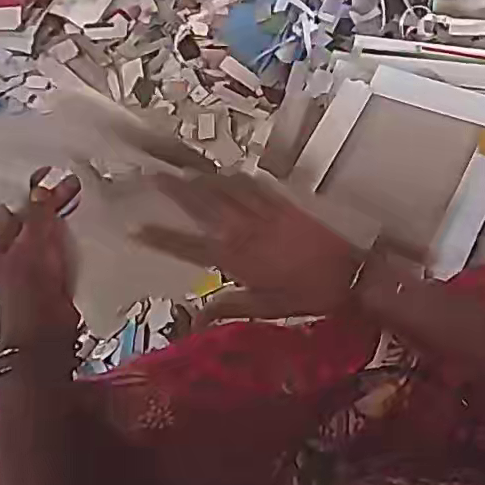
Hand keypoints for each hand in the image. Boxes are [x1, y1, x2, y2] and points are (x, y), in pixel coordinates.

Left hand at [0, 168, 82, 354]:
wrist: (45, 336)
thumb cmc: (31, 292)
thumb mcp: (33, 248)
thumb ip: (38, 217)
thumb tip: (43, 187)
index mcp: (1, 241)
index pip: (16, 204)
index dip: (33, 188)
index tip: (57, 171)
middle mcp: (16, 250)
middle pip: (35, 216)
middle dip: (54, 201)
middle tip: (80, 185)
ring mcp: (37, 263)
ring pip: (52, 232)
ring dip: (68, 219)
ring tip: (89, 202)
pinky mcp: (57, 275)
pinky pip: (67, 248)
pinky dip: (77, 237)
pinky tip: (92, 230)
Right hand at [132, 171, 361, 322]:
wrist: (349, 273)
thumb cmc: (307, 295)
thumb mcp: (266, 307)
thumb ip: (229, 307)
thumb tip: (194, 317)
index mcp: (236, 259)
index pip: (188, 246)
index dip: (160, 237)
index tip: (134, 227)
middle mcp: (244, 231)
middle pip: (202, 205)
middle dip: (175, 189)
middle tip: (151, 174)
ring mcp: (265, 214)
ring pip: (226, 189)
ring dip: (203, 178)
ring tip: (184, 168)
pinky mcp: (284, 205)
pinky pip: (256, 185)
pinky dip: (240, 177)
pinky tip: (231, 172)